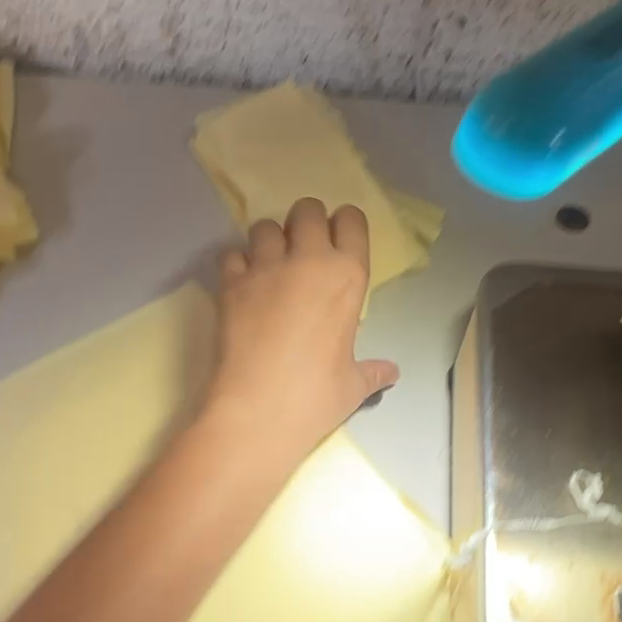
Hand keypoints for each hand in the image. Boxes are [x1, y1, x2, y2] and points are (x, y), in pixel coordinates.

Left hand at [203, 198, 397, 457]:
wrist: (258, 411)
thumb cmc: (315, 397)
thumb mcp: (353, 385)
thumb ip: (372, 371)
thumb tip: (391, 373)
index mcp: (348, 276)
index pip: (351, 221)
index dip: (344, 226)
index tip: (338, 244)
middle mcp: (308, 260)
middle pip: (306, 210)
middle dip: (305, 223)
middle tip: (302, 252)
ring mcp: (265, 269)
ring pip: (264, 226)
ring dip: (269, 240)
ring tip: (269, 268)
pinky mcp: (230, 284)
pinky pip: (231, 254)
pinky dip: (236, 264)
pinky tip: (242, 286)